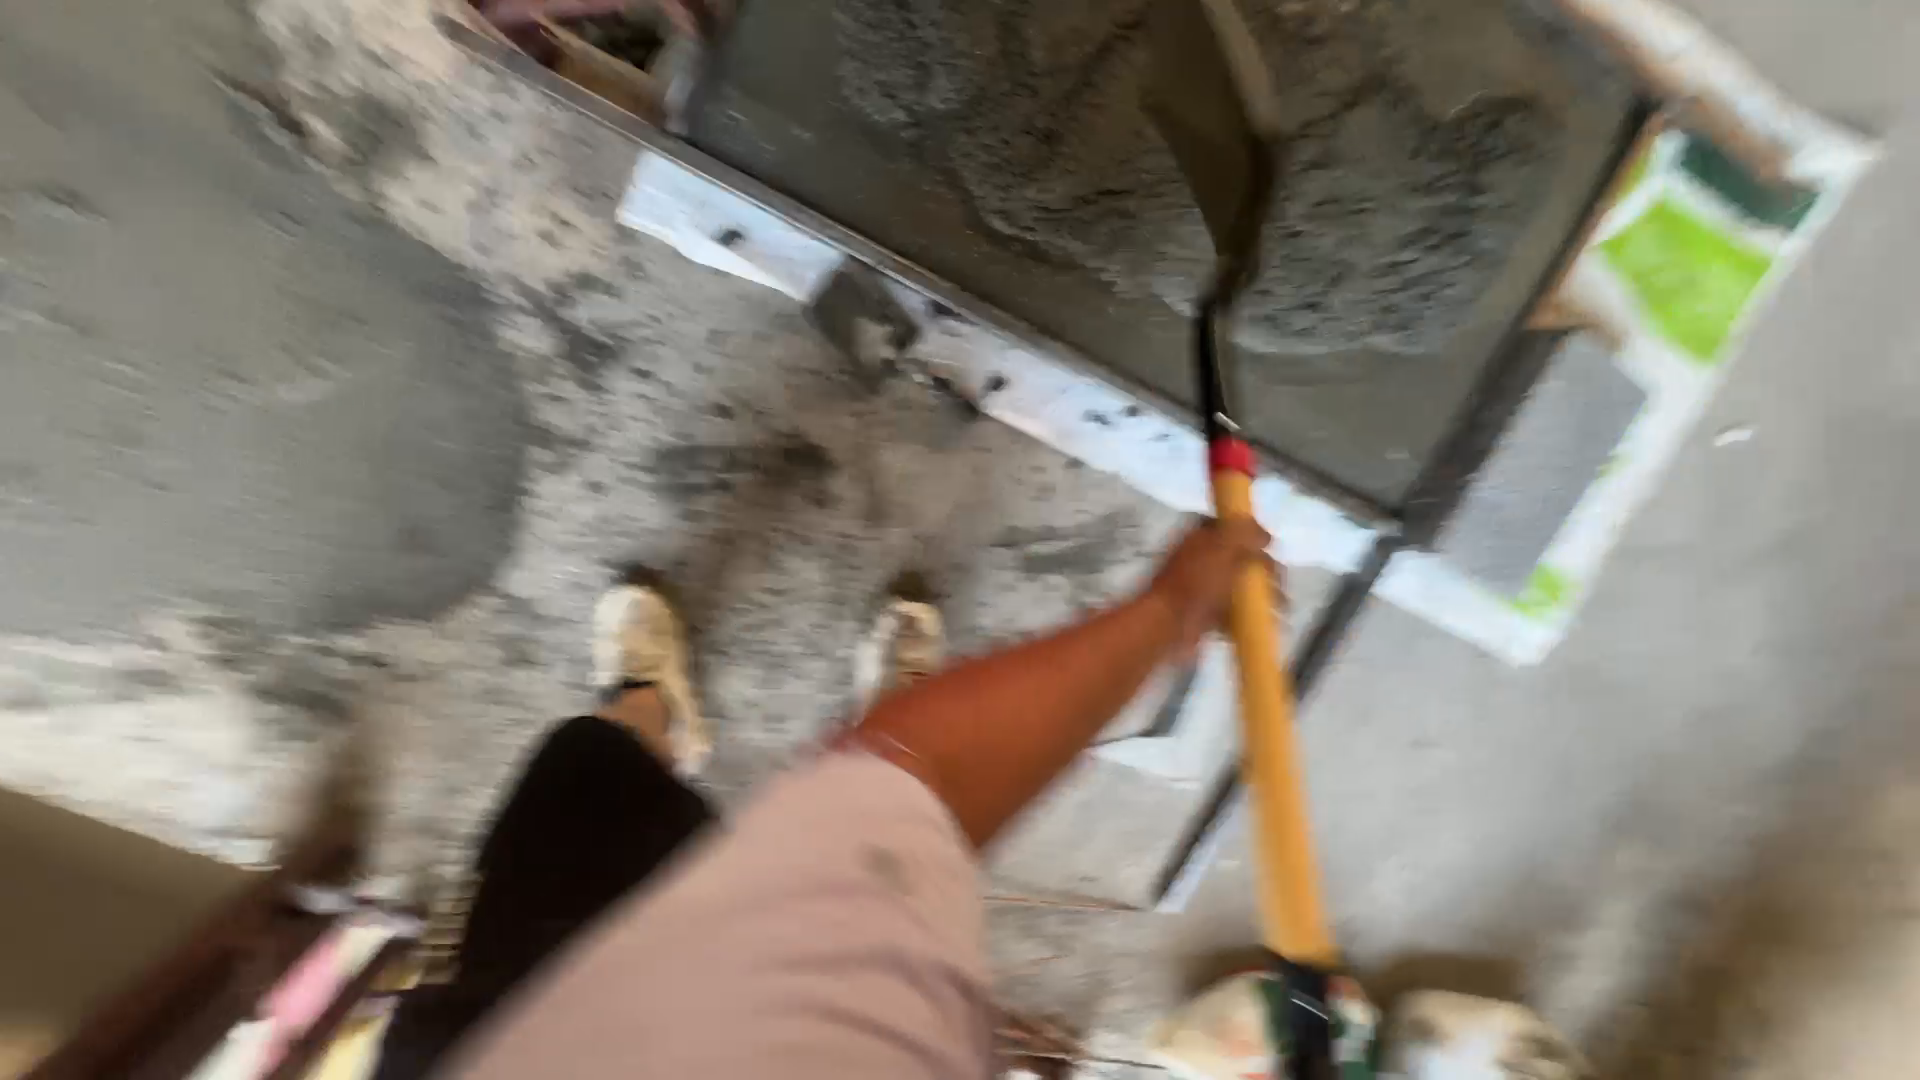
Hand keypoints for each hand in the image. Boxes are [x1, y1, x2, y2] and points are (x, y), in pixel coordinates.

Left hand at [1146, 517, 1275, 654]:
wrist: (1168, 624)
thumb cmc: (1196, 581)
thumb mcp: (1224, 546)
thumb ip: (1245, 533)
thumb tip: (1265, 534)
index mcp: (1201, 537)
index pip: (1230, 526)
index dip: (1251, 533)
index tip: (1269, 546)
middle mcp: (1201, 559)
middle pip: (1240, 558)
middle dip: (1265, 570)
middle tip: (1280, 584)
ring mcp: (1202, 588)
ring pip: (1239, 586)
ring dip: (1263, 596)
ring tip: (1282, 609)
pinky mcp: (1205, 614)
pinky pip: (1233, 612)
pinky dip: (1250, 616)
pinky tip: (1268, 623)